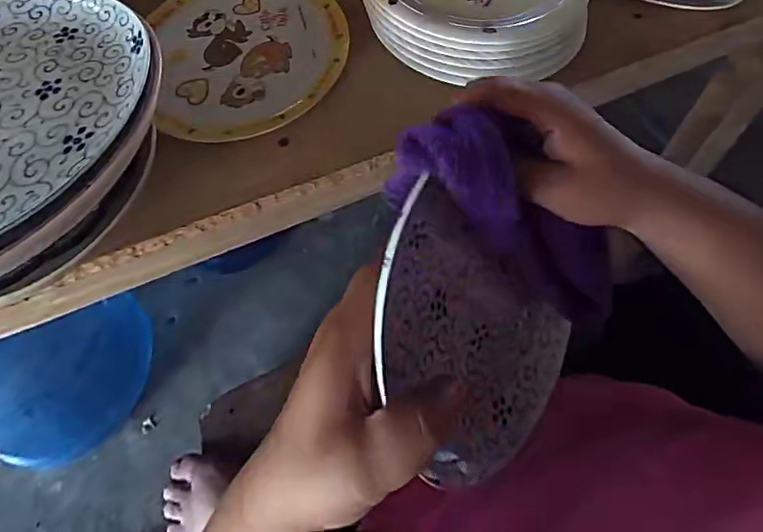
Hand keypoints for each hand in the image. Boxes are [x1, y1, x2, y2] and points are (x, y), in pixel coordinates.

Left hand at [210, 266, 459, 531]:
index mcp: (345, 334)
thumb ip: (416, 423)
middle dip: (430, 285)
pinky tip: (450, 357)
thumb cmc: (316, 471)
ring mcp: (347, 351)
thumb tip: (462, 384)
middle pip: (388, 288)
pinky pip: (389, 339)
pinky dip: (417, 339)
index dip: (414, 259)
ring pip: (390, 314)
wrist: (279, 503)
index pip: (378, 272)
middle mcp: (344, 330)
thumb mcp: (372, 458)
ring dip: (426, 312)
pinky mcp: (352, 374)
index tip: (459, 260)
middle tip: (483, 292)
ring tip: (478, 317)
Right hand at [453, 76, 682, 229]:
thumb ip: (510, 170)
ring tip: (461, 141)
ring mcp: (552, 100)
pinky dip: (497, 118)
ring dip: (481, 113)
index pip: (496, 90)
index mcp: (548, 106)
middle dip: (467, 107)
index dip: (464, 103)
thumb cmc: (604, 191)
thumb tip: (470, 159)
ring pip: (504, 95)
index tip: (440, 125)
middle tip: (446, 136)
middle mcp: (548, 94)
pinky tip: (489, 143)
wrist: (647, 192)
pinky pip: (515, 105)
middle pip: (495, 88)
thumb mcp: (553, 189)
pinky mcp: (554, 112)